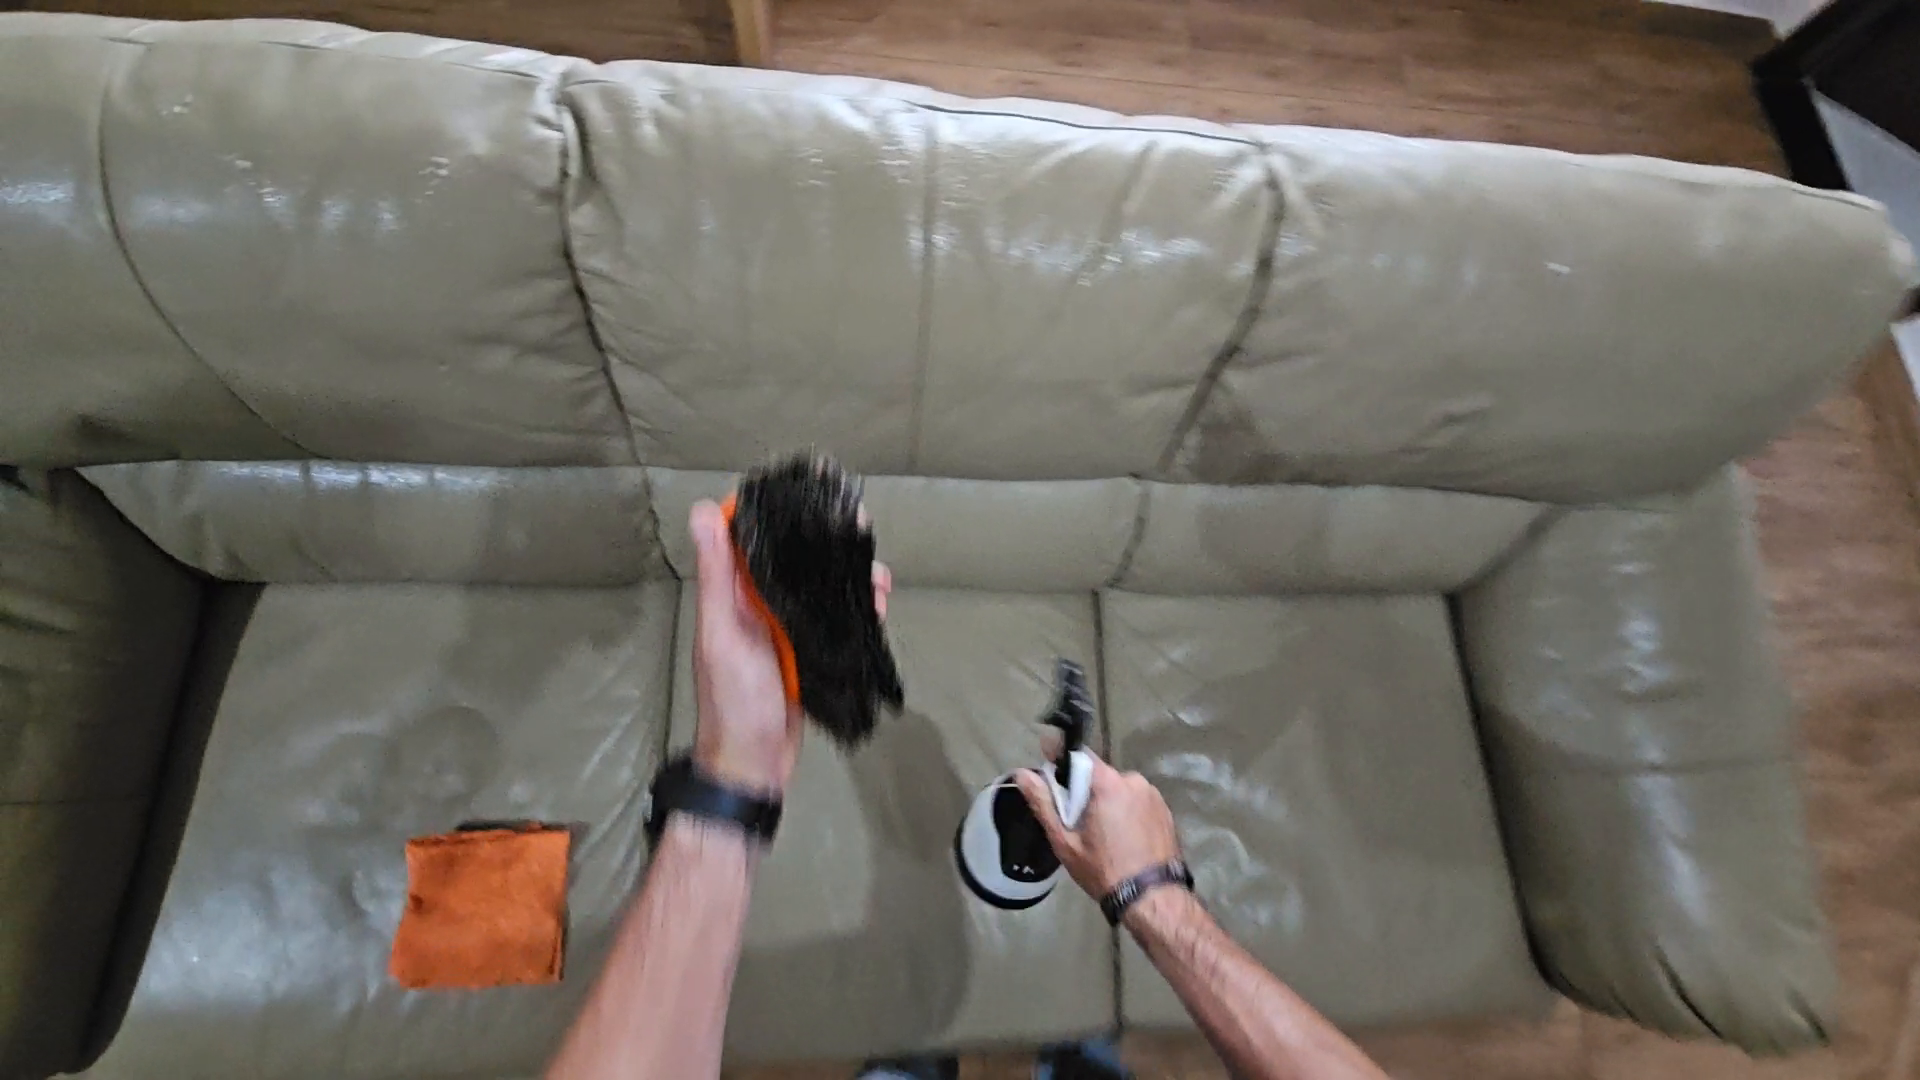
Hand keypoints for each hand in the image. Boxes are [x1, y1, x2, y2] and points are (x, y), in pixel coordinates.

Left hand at [687, 500, 890, 794]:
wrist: (756, 764)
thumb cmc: (735, 699)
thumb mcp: (723, 634)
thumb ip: (718, 577)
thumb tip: (703, 510)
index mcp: (734, 595)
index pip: (754, 540)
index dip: (778, 514)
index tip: (809, 491)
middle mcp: (761, 605)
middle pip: (795, 561)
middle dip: (826, 544)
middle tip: (860, 526)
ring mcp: (789, 628)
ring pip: (822, 588)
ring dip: (849, 576)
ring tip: (878, 572)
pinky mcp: (812, 651)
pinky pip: (838, 619)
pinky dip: (859, 608)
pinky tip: (879, 601)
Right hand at [1014, 753, 1181, 897]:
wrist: (1153, 899)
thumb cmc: (1104, 870)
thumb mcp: (1065, 841)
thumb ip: (1043, 803)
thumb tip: (1022, 774)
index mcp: (1107, 782)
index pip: (1079, 755)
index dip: (1062, 760)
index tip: (1050, 768)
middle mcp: (1133, 779)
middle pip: (1099, 775)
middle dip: (1086, 790)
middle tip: (1078, 820)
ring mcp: (1153, 794)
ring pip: (1119, 788)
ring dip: (1108, 801)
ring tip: (1103, 833)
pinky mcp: (1165, 809)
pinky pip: (1137, 801)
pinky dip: (1128, 811)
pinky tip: (1125, 837)